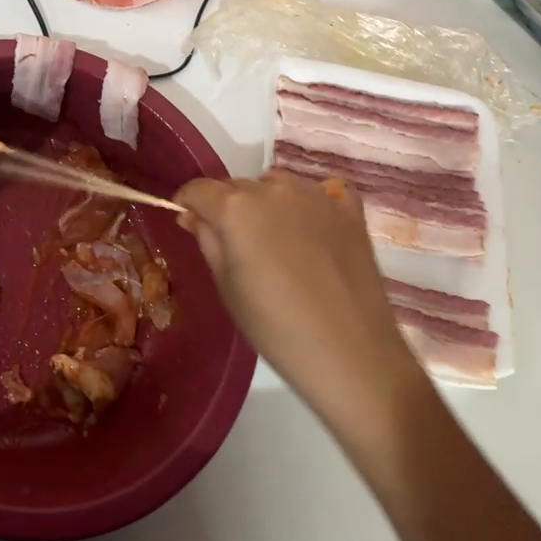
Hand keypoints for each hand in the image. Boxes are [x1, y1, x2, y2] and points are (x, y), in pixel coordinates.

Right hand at [175, 171, 424, 417]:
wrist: (353, 356)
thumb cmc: (275, 327)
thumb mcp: (226, 284)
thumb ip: (206, 239)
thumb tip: (192, 214)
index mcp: (235, 208)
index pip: (198, 189)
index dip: (188, 204)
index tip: (189, 223)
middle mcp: (273, 189)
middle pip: (236, 186)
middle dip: (226, 207)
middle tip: (234, 245)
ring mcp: (315, 196)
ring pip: (275, 184)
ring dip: (265, 202)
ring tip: (274, 240)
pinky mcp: (349, 211)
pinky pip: (319, 190)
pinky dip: (308, 202)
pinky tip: (310, 227)